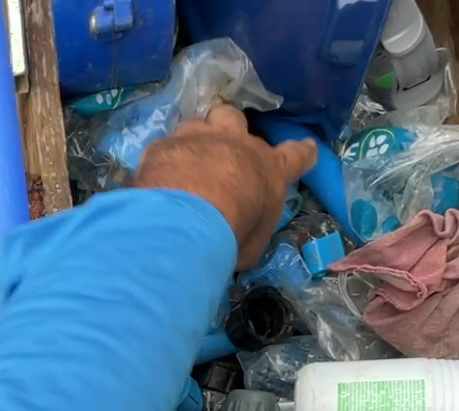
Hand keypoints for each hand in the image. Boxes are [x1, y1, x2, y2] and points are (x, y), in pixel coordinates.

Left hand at [134, 104, 317, 270]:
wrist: (186, 220)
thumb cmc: (231, 234)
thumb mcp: (251, 245)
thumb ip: (250, 233)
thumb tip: (241, 242)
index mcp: (269, 169)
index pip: (297, 155)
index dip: (301, 154)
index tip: (303, 153)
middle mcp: (235, 144)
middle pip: (235, 118)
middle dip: (229, 128)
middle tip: (219, 148)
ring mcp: (197, 139)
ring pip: (197, 123)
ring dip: (192, 140)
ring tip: (182, 162)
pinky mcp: (164, 146)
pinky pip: (162, 147)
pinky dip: (161, 161)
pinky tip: (154, 179)